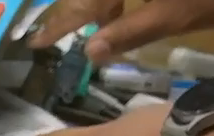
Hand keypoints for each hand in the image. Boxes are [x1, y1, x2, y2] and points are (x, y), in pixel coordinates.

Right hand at [27, 0, 213, 66]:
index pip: (81, 3)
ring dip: (112, 1)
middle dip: (88, 6)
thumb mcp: (178, 16)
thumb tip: (90, 51)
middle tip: (84, 33)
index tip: (35, 44)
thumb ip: (130, 31)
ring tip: (113, 18)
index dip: (58, 25)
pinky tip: (138, 5)